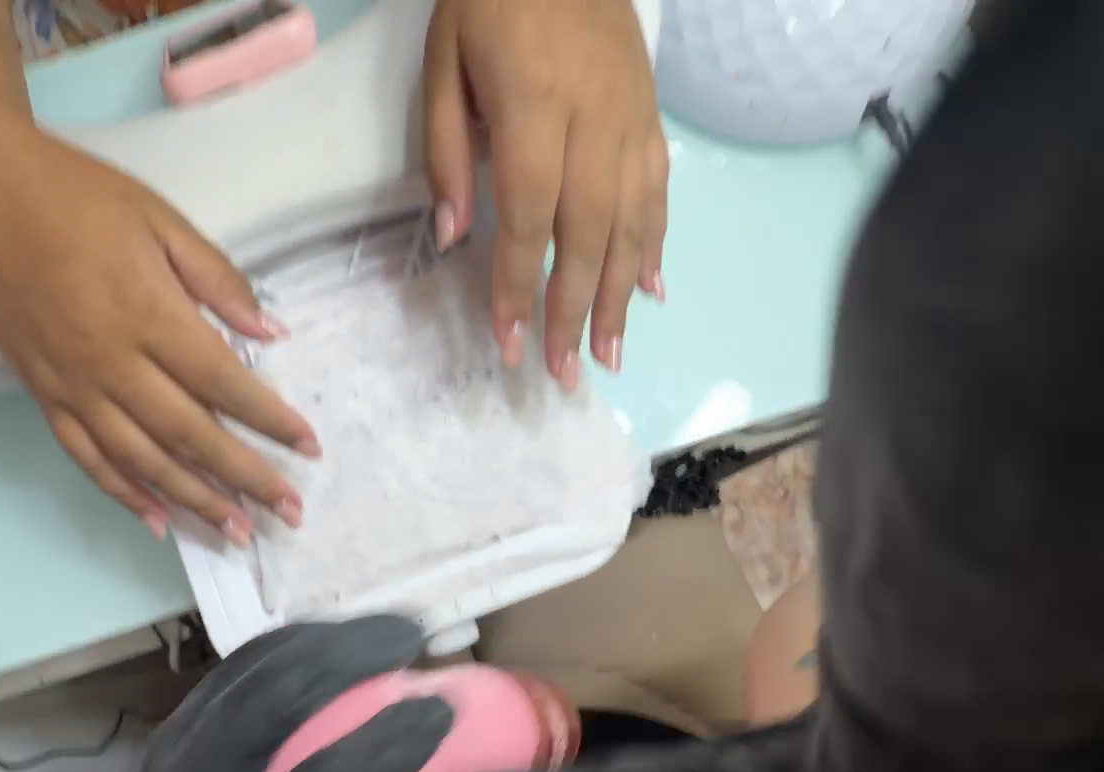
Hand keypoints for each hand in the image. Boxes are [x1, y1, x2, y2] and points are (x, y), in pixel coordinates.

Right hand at [0, 126, 316, 543]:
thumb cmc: (75, 196)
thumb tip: (272, 336)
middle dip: (245, 479)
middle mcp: (112, 364)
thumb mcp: (160, 220)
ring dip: (194, 501)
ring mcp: (73, 387)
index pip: (224, 384)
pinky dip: (124, 494)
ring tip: (237, 533)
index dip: (271, 420)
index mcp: (149, 315)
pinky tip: (159, 522)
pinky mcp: (42, 396)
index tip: (309, 448)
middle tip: (289, 514)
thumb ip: (219, 281)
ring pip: (142, 461)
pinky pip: (86, 458)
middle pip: (191, 436)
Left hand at [37, 616, 451, 771]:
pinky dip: (281, 650)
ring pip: (239, 679)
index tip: (440, 711)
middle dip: (344, 658)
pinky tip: (325, 645)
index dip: (380, 750)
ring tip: (378, 630)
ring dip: (316, 640)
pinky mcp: (159, 751)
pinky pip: (224, 681)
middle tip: (412, 636)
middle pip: (261, 710)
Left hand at [425, 0, 667, 389]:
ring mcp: (632, 119)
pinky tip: (650, 290)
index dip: (517, 288)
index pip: (527, 220)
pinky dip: (656, 245)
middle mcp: (594, 122)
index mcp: (535, 109)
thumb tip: (455, 237)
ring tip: (611, 354)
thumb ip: (448, 154)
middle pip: (588, 236)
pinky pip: (659, 190)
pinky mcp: (651, 114)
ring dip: (621, 296)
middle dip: (575, 311)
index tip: (510, 345)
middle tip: (567, 374)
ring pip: (633, 222)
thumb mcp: (444, 64)